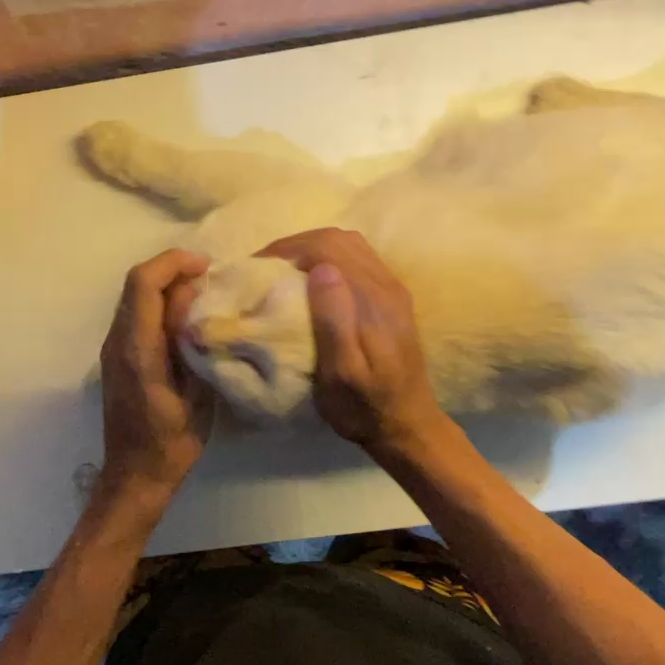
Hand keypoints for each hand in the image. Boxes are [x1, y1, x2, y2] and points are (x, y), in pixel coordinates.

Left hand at [98, 249, 214, 504]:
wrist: (135, 476)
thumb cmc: (171, 444)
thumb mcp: (196, 394)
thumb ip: (189, 340)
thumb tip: (191, 295)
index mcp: (137, 350)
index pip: (144, 283)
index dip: (174, 263)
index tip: (207, 268)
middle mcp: (116, 343)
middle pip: (135, 284)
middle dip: (172, 270)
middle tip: (209, 279)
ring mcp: (111, 350)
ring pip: (133, 298)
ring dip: (165, 287)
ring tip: (202, 295)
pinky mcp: (115, 359)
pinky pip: (135, 316)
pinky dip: (158, 305)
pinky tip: (185, 319)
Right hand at [256, 228, 454, 456]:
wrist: (406, 425)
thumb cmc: (364, 407)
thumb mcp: (341, 374)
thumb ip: (333, 321)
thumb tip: (321, 270)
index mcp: (373, 301)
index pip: (328, 249)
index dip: (289, 249)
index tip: (257, 267)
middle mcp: (386, 286)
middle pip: (339, 239)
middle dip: (297, 245)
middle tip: (264, 266)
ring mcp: (391, 290)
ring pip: (350, 246)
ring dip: (312, 249)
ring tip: (283, 270)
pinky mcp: (391, 299)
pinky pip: (358, 260)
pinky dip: (328, 259)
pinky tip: (310, 281)